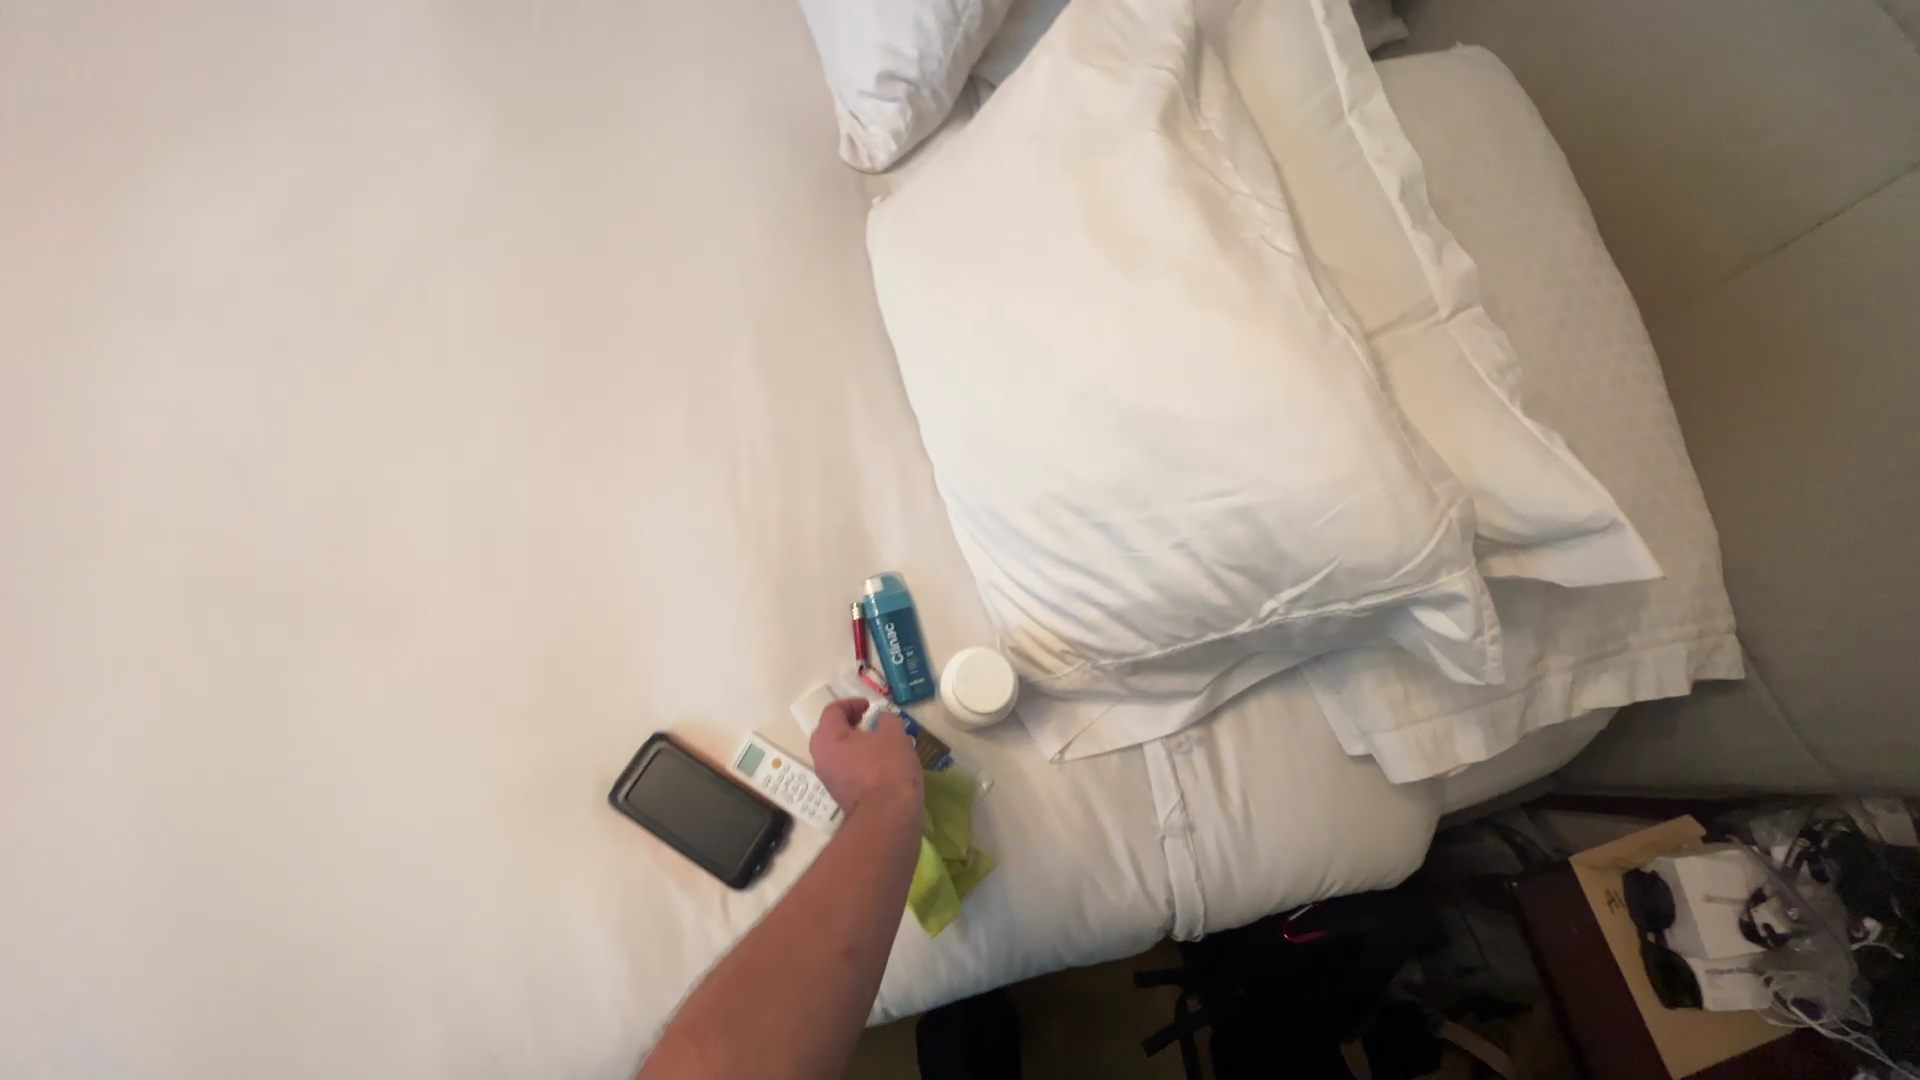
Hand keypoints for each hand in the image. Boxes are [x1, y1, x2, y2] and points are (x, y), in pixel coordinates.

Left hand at [809, 698, 922, 820]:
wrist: (887, 816)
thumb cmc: (887, 767)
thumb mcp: (894, 734)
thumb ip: (887, 719)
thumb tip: (883, 719)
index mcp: (828, 738)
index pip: (832, 711)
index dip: (851, 703)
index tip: (870, 706)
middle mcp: (821, 757)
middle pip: (829, 731)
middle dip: (848, 723)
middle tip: (868, 721)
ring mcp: (828, 779)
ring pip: (836, 753)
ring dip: (853, 744)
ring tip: (877, 742)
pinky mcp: (839, 795)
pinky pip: (844, 770)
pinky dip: (857, 761)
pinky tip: (879, 764)